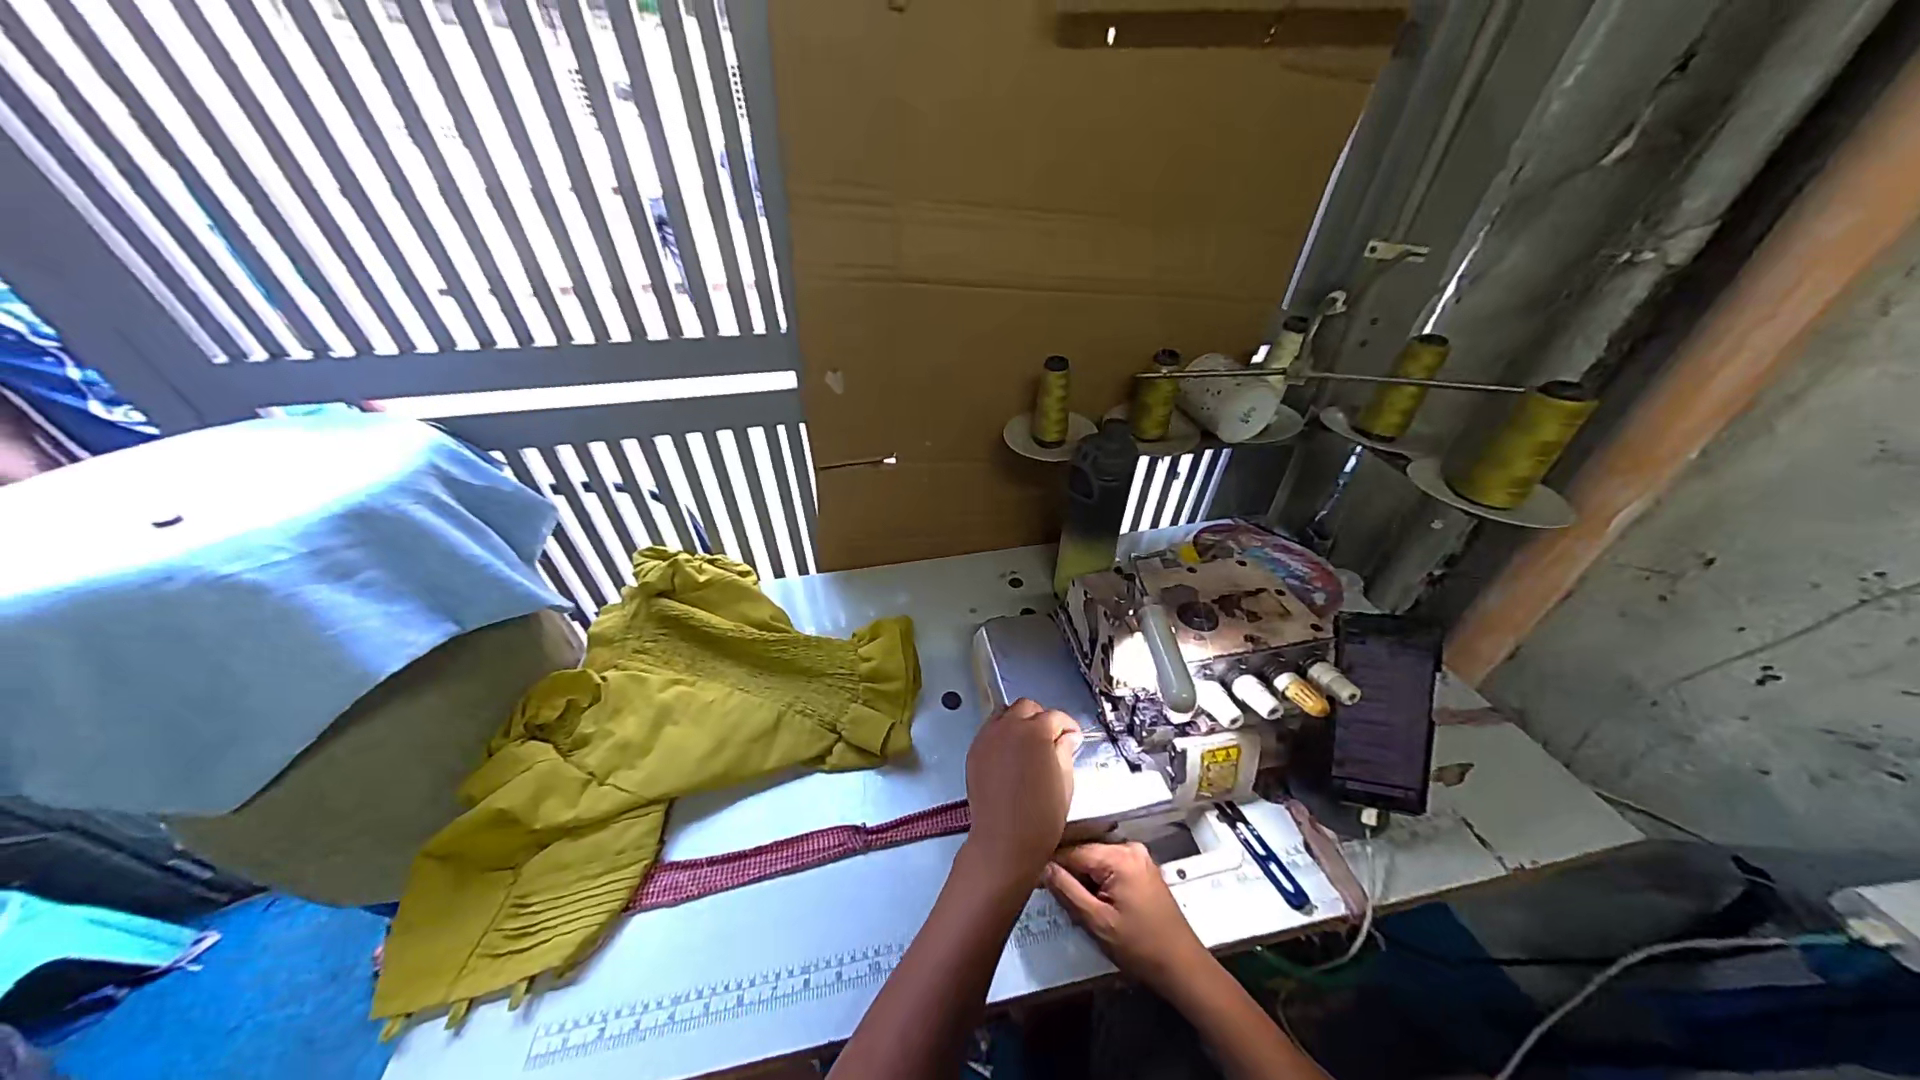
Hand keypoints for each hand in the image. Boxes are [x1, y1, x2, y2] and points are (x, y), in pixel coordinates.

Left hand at [962, 699, 1080, 881]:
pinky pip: (990, 731)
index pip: (1055, 716)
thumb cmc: (1040, 816)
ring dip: (1019, 722)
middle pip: (1027, 707)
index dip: (1068, 726)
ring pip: (1005, 714)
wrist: (1004, 841)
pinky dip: (1001, 734)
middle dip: (1041, 717)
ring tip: (1029, 743)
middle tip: (1052, 737)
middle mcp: (1008, 727)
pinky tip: (1011, 754)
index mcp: (1035, 731)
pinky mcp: (974, 751)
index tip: (1073, 737)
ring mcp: (988, 738)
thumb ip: (1065, 751)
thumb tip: (1066, 738)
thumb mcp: (1065, 781)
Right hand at [1045, 842, 1210, 989]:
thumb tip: (1042, 867)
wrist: (1182, 967)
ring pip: (1096, 860)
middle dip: (1070, 873)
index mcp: (1119, 857)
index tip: (1036, 882)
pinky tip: (1096, 901)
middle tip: (1058, 898)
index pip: (1072, 851)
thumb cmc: (1139, 947)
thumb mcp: (1096, 922)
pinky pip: (1110, 866)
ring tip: (1077, 903)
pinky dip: (1099, 880)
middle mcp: (1130, 848)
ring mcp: (1139, 857)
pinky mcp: (1142, 869)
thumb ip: (1066, 890)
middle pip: (1085, 853)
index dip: (1052, 867)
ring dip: (1084, 878)